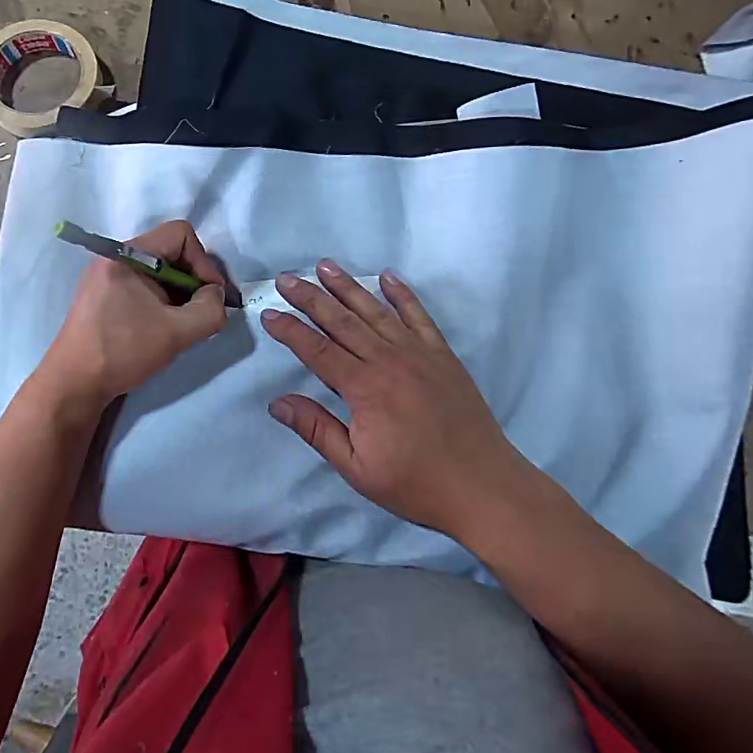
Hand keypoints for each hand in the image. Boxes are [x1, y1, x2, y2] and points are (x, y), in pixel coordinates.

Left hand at [40, 219, 229, 403]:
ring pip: (159, 270)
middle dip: (193, 280)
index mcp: (126, 254)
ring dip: (179, 293)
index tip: (210, 296)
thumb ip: (210, 309)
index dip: (204, 263)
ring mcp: (107, 276)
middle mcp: (114, 257)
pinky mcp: (105, 295)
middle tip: (202, 312)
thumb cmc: (123, 352)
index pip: (180, 234)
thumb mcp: (177, 332)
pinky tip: (163, 327)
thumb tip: (216, 296)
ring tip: (182, 323)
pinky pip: (145, 284)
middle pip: (171, 251)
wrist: (74, 384)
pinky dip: (163, 300)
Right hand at [259, 260, 537, 538]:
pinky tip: (388, 276)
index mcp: (365, 389)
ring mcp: (419, 354)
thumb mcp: (357, 467)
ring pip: (376, 311)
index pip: (317, 350)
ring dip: (348, 287)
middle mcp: (389, 361)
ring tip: (325, 265)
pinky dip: (403, 295)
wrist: (483, 487)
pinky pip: (419, 316)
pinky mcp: (442, 355)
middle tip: (286, 278)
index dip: (290, 331)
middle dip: (310, 298)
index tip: (269, 314)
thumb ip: (316, 429)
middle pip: (342, 322)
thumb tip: (277, 403)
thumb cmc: (415, 484)